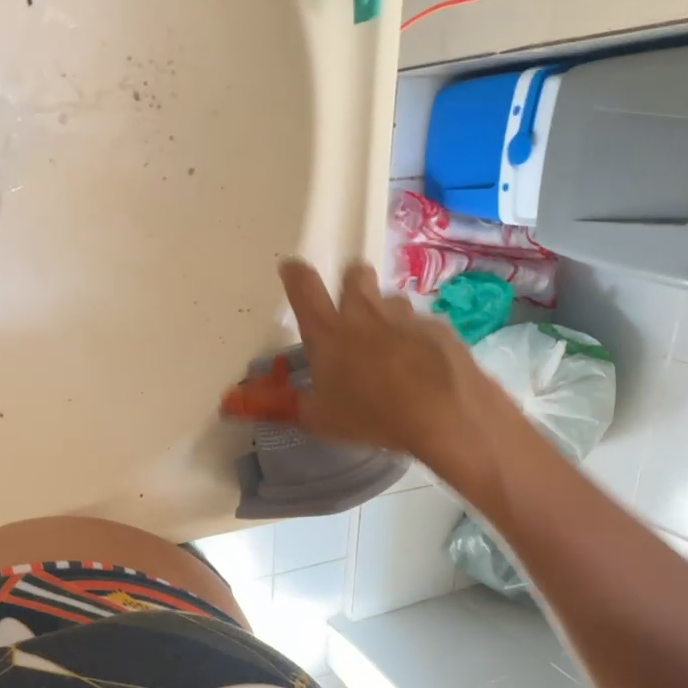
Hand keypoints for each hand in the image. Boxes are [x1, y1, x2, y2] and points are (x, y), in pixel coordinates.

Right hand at [245, 260, 512, 473]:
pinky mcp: (437, 329)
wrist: (443, 412)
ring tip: (387, 349)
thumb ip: (286, 405)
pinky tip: (419, 369)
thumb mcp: (319, 419)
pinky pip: (419, 326)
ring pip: (390, 301)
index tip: (292, 269)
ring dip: (385, 315)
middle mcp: (364, 313)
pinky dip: (415, 341)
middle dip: (350, 283)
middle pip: (355, 273)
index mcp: (327, 331)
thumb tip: (244, 405)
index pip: (303, 285)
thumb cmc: (371, 415)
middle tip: (349, 309)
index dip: (295, 273)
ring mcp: (405, 317)